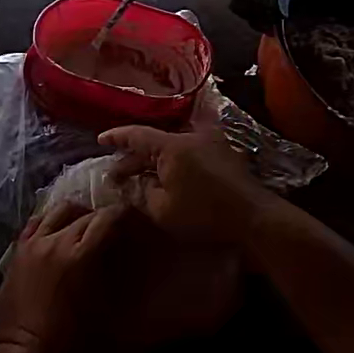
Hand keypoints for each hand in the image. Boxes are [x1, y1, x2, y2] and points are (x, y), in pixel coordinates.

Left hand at [0, 201, 124, 352]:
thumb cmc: (76, 348)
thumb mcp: (112, 316)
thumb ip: (123, 280)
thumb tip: (136, 260)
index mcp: (81, 255)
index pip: (110, 218)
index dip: (128, 216)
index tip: (140, 223)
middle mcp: (55, 241)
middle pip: (86, 214)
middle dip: (105, 218)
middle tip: (117, 232)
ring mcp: (32, 244)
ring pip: (59, 211)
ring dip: (77, 216)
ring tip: (88, 229)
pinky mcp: (17, 253)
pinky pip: (35, 223)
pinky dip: (51, 223)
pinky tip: (59, 234)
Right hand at [98, 125, 285, 245]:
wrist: (253, 217)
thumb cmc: (204, 214)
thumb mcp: (162, 209)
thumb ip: (142, 192)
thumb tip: (134, 183)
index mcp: (171, 145)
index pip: (136, 135)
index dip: (116, 137)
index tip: (100, 140)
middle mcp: (190, 136)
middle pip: (153, 141)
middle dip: (133, 157)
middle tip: (116, 174)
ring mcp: (209, 142)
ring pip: (171, 146)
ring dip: (153, 160)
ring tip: (139, 175)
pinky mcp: (222, 154)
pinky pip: (188, 150)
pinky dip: (173, 161)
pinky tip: (166, 175)